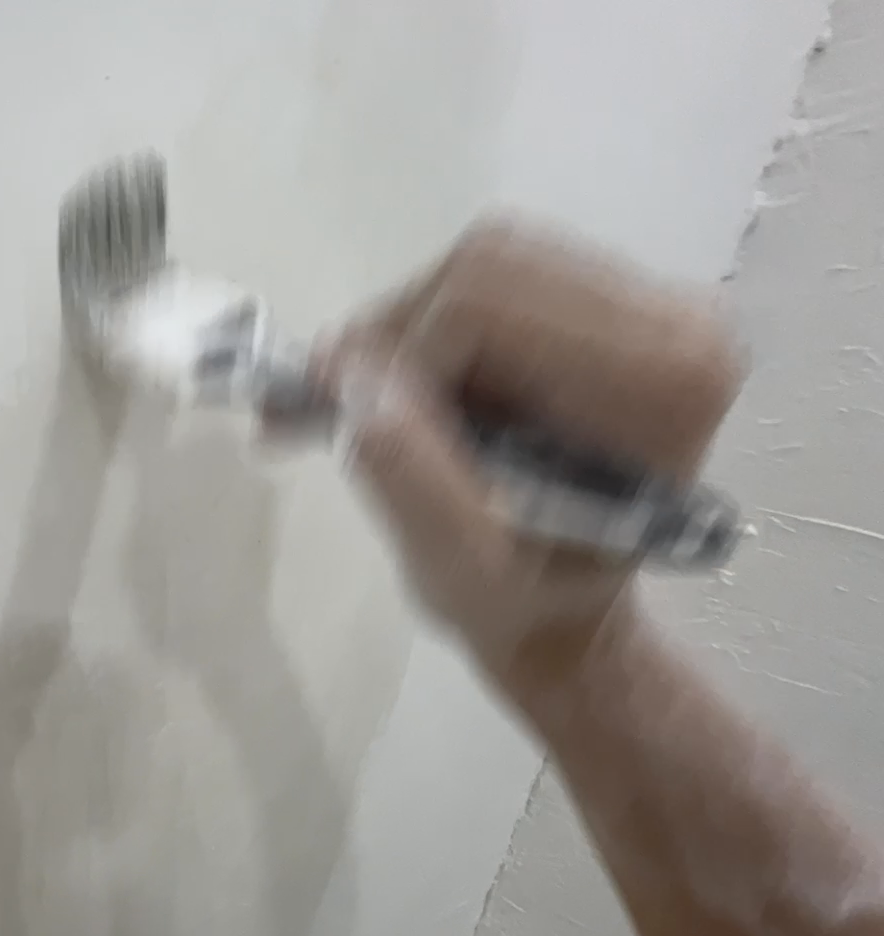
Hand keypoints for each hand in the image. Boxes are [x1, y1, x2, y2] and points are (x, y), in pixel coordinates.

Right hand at [317, 216, 743, 677]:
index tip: (355, 427)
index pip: (482, 306)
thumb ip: (407, 472)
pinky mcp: (602, 308)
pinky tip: (400, 387)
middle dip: (390, 337)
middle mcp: (673, 320)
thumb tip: (344, 377)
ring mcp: (642, 305)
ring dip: (399, 333)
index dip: (395, 360)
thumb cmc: (515, 596)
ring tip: (363, 402)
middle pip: (484, 264)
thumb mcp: (453, 562)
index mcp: (656, 382)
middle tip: (338, 407)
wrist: (557, 599)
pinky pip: (485, 279)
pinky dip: (418, 330)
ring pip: (478, 260)